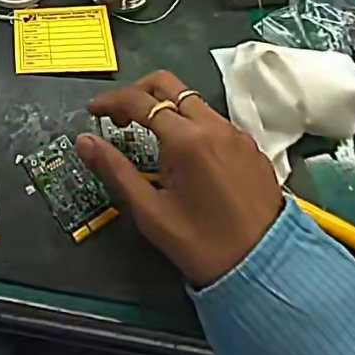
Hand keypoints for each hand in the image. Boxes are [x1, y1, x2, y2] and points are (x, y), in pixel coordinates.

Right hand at [77, 70, 283, 286]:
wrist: (269, 271)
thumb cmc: (204, 245)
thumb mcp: (151, 212)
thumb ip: (115, 170)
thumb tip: (85, 142)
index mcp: (187, 139)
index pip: (138, 100)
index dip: (110, 101)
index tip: (94, 111)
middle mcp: (213, 125)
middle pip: (166, 83)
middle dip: (136, 92)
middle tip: (120, 116)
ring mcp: (235, 133)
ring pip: (190, 98)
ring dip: (163, 104)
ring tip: (148, 134)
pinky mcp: (250, 145)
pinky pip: (212, 117)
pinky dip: (189, 120)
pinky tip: (183, 150)